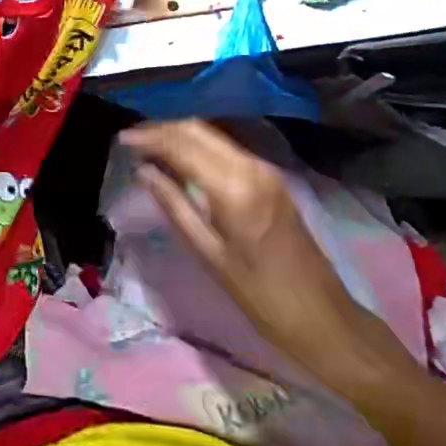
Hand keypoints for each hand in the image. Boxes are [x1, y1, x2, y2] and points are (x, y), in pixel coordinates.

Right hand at [120, 120, 394, 372]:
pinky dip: (199, 147)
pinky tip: (181, 160)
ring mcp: (266, 171)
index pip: (183, 144)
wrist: (323, 316)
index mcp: (234, 187)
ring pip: (213, 136)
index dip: (150, 137)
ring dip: (180, 135)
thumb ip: (174, 204)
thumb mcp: (208, 253)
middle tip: (132, 139)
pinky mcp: (272, 179)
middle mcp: (252, 168)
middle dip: (163, 129)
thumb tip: (143, 170)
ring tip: (149, 147)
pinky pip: (227, 150)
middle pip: (199, 130)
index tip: (122, 139)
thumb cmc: (259, 295)